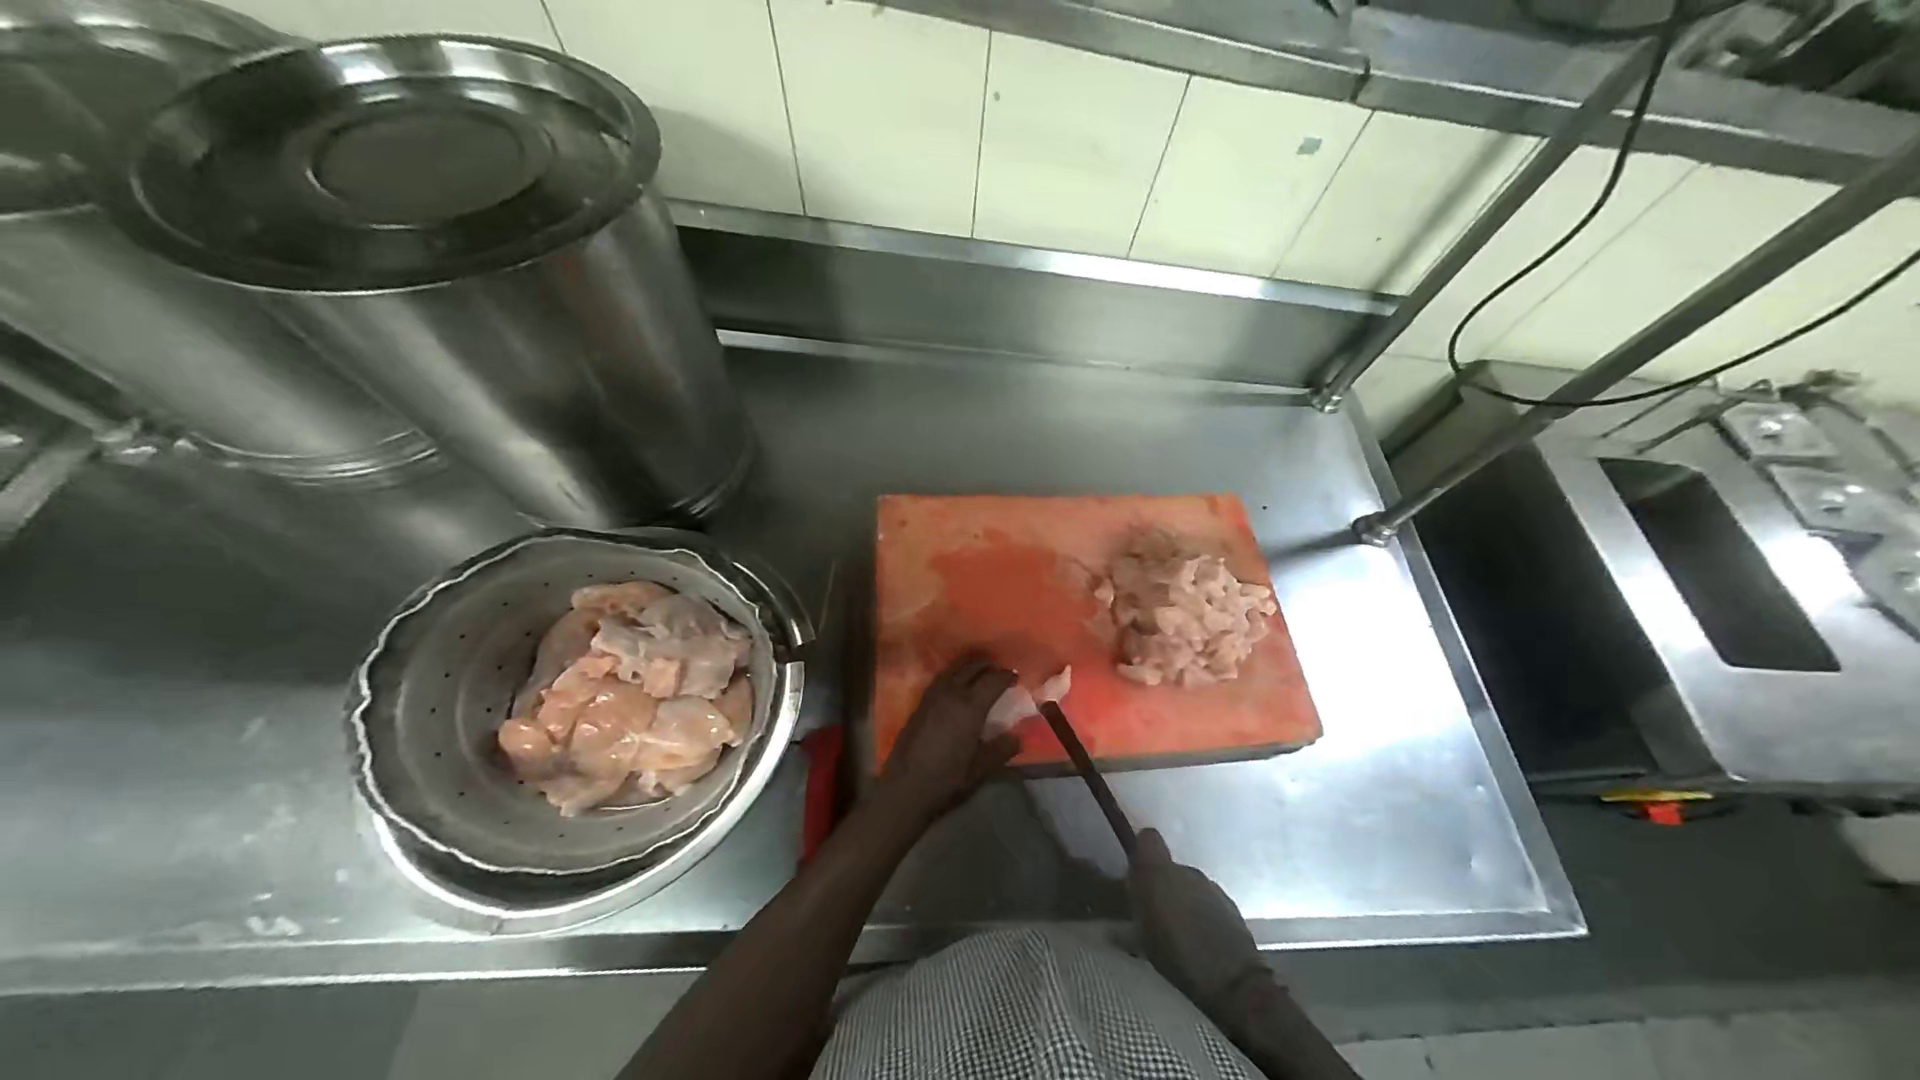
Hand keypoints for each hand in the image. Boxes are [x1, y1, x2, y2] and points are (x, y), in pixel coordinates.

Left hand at [874, 654, 1020, 825]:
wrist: (906, 788)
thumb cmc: (948, 779)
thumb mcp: (981, 768)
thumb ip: (1001, 749)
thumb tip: (1018, 737)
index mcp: (970, 706)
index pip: (992, 680)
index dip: (1006, 676)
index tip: (1015, 678)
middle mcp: (950, 693)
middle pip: (972, 667)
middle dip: (988, 665)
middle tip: (999, 672)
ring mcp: (932, 696)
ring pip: (953, 669)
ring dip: (969, 666)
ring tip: (979, 674)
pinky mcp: (919, 704)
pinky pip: (940, 678)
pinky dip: (953, 674)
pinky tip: (955, 686)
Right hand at [1128, 828, 1264, 1016]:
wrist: (1233, 982)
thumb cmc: (1177, 955)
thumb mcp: (1140, 937)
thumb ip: (1131, 915)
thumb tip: (1120, 912)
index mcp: (1158, 872)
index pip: (1147, 838)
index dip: (1142, 851)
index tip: (1136, 874)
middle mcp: (1186, 872)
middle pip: (1169, 867)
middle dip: (1162, 885)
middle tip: (1154, 915)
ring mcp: (1212, 888)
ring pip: (1189, 886)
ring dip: (1182, 901)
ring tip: (1178, 932)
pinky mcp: (1231, 907)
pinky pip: (1207, 903)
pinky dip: (1201, 914)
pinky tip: (1199, 940)